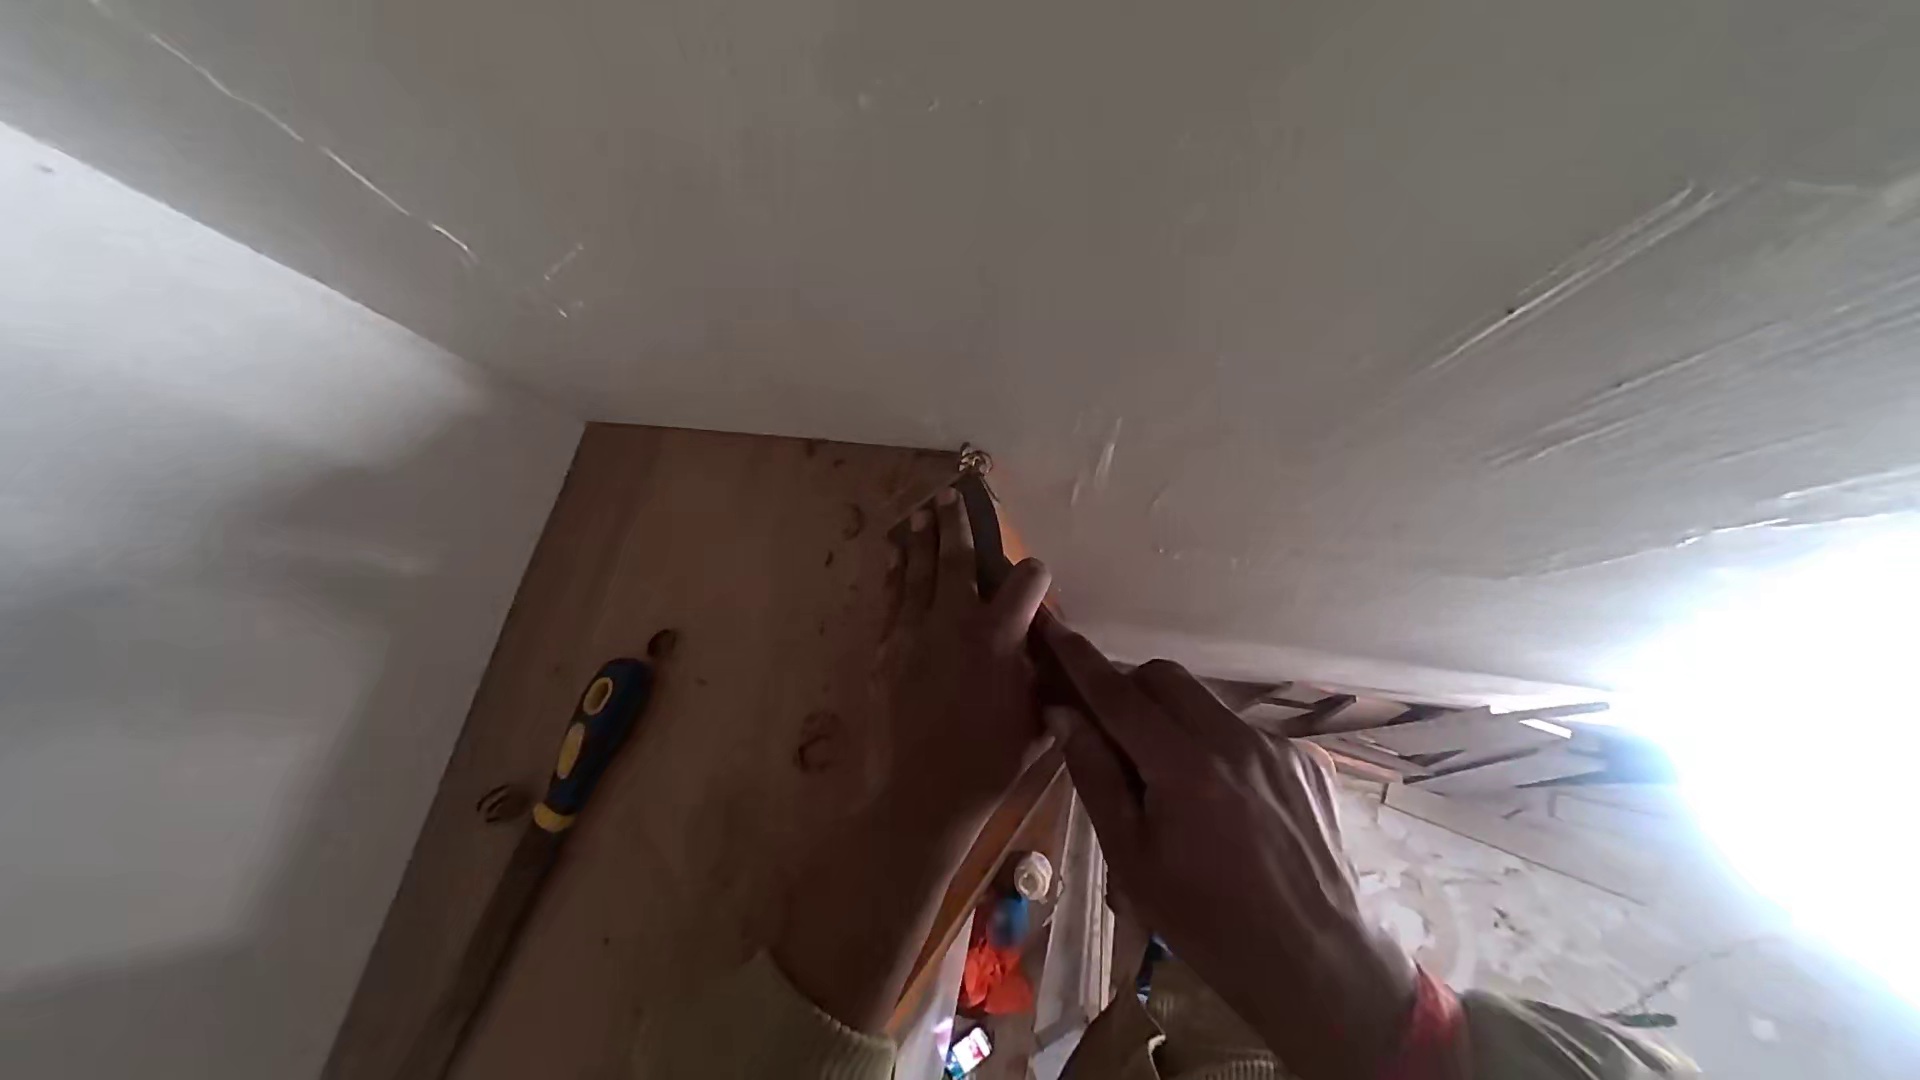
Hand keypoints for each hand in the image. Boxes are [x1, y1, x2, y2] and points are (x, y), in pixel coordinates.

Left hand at [877, 486, 1051, 813]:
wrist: (922, 793)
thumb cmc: (989, 761)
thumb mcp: (1036, 718)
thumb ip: (1045, 673)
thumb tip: (1047, 645)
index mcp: (998, 637)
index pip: (1024, 582)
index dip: (1034, 573)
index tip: (1036, 572)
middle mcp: (954, 622)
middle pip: (956, 559)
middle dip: (958, 523)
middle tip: (952, 494)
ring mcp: (913, 632)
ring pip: (918, 570)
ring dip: (922, 537)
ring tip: (923, 510)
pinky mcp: (885, 648)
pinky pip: (891, 597)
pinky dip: (896, 572)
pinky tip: (897, 554)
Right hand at [1039, 620, 1416, 1079]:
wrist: (1319, 966)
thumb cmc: (1206, 920)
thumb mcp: (1131, 857)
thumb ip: (1094, 774)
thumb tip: (1063, 713)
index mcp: (1185, 768)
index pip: (1118, 694)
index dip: (1080, 658)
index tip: (1055, 627)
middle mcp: (1234, 740)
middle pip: (1164, 676)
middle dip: (1129, 686)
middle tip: (1114, 731)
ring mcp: (1276, 746)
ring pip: (1203, 699)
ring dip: (1172, 715)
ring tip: (1171, 775)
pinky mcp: (1304, 759)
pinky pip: (1240, 728)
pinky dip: (1213, 742)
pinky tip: (1222, 797)